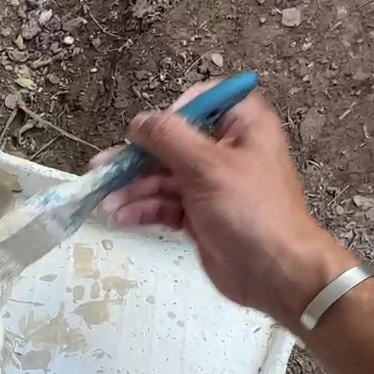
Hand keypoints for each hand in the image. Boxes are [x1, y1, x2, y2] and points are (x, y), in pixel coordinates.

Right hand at [96, 82, 356, 328]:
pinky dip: (143, 209)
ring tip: (107, 203)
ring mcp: (210, 186)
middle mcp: (225, 152)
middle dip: (136, 158)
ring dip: (133, 189)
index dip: (174, 113)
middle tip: (101, 168)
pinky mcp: (198, 216)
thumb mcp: (207, 166)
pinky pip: (164, 205)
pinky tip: (122, 218)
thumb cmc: (249, 210)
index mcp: (242, 127)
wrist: (273, 271)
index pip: (204, 102)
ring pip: (162, 178)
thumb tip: (139, 121)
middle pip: (172, 144)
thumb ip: (169, 138)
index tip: (149, 132)